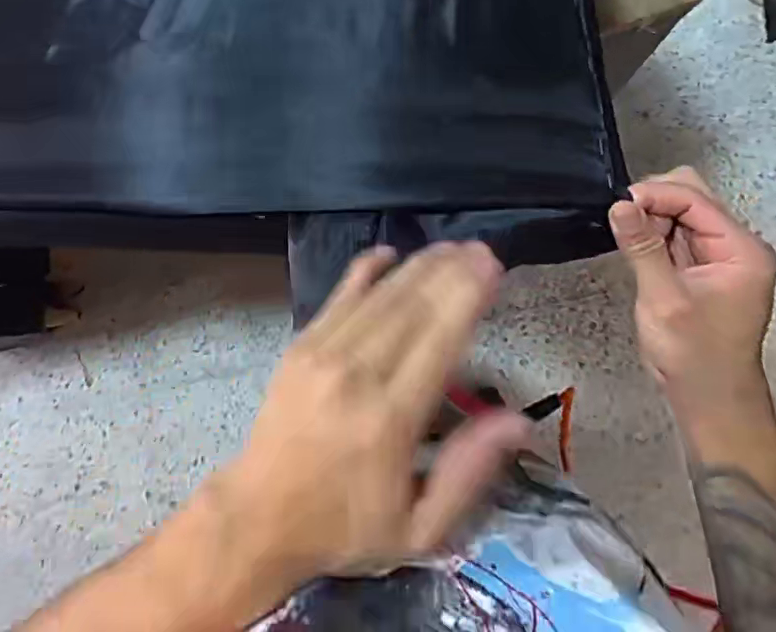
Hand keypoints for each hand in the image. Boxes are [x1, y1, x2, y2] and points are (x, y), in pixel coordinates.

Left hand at [203, 243, 530, 591]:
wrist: (258, 516)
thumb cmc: (345, 525)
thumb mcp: (420, 528)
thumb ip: (469, 471)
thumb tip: (517, 420)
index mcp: (391, 419)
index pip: (438, 340)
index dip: (466, 298)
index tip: (491, 267)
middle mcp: (357, 374)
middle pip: (412, 308)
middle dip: (450, 272)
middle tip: (480, 248)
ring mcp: (323, 352)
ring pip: (379, 296)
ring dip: (417, 266)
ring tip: (450, 247)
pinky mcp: (301, 345)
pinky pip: (338, 297)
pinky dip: (365, 270)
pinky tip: (388, 251)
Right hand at [609, 167, 775, 456]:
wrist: (710, 400)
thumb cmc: (694, 355)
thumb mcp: (664, 299)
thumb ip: (642, 247)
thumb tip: (619, 203)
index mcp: (741, 249)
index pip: (694, 198)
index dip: (653, 194)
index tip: (616, 204)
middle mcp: (735, 245)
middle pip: (691, 194)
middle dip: (653, 200)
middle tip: (623, 223)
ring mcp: (718, 254)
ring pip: (679, 210)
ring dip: (650, 217)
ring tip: (629, 240)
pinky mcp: (699, 264)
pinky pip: (673, 231)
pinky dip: (652, 231)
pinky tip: (636, 246)